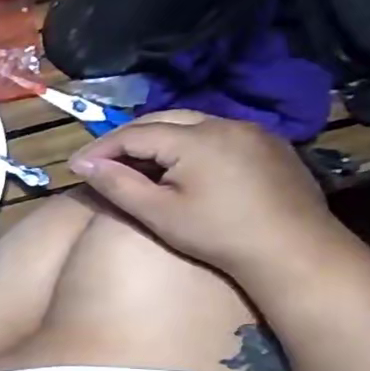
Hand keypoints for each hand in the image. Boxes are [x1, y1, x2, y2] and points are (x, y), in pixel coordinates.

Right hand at [67, 110, 348, 277]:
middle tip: (100, 159)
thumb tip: (82, 164)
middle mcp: (224, 124)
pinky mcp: (269, 144)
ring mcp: (251, 131)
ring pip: (190, 123)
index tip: (75, 166)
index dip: (100, 148)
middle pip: (161, 119)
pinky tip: (178, 164)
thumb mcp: (158, 213)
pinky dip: (187, 142)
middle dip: (125, 137)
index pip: (133, 133)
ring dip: (156, 137)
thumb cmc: (218, 235)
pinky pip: (216, 133)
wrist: (294, 251)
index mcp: (195, 139)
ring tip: (133, 160)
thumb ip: (117, 184)